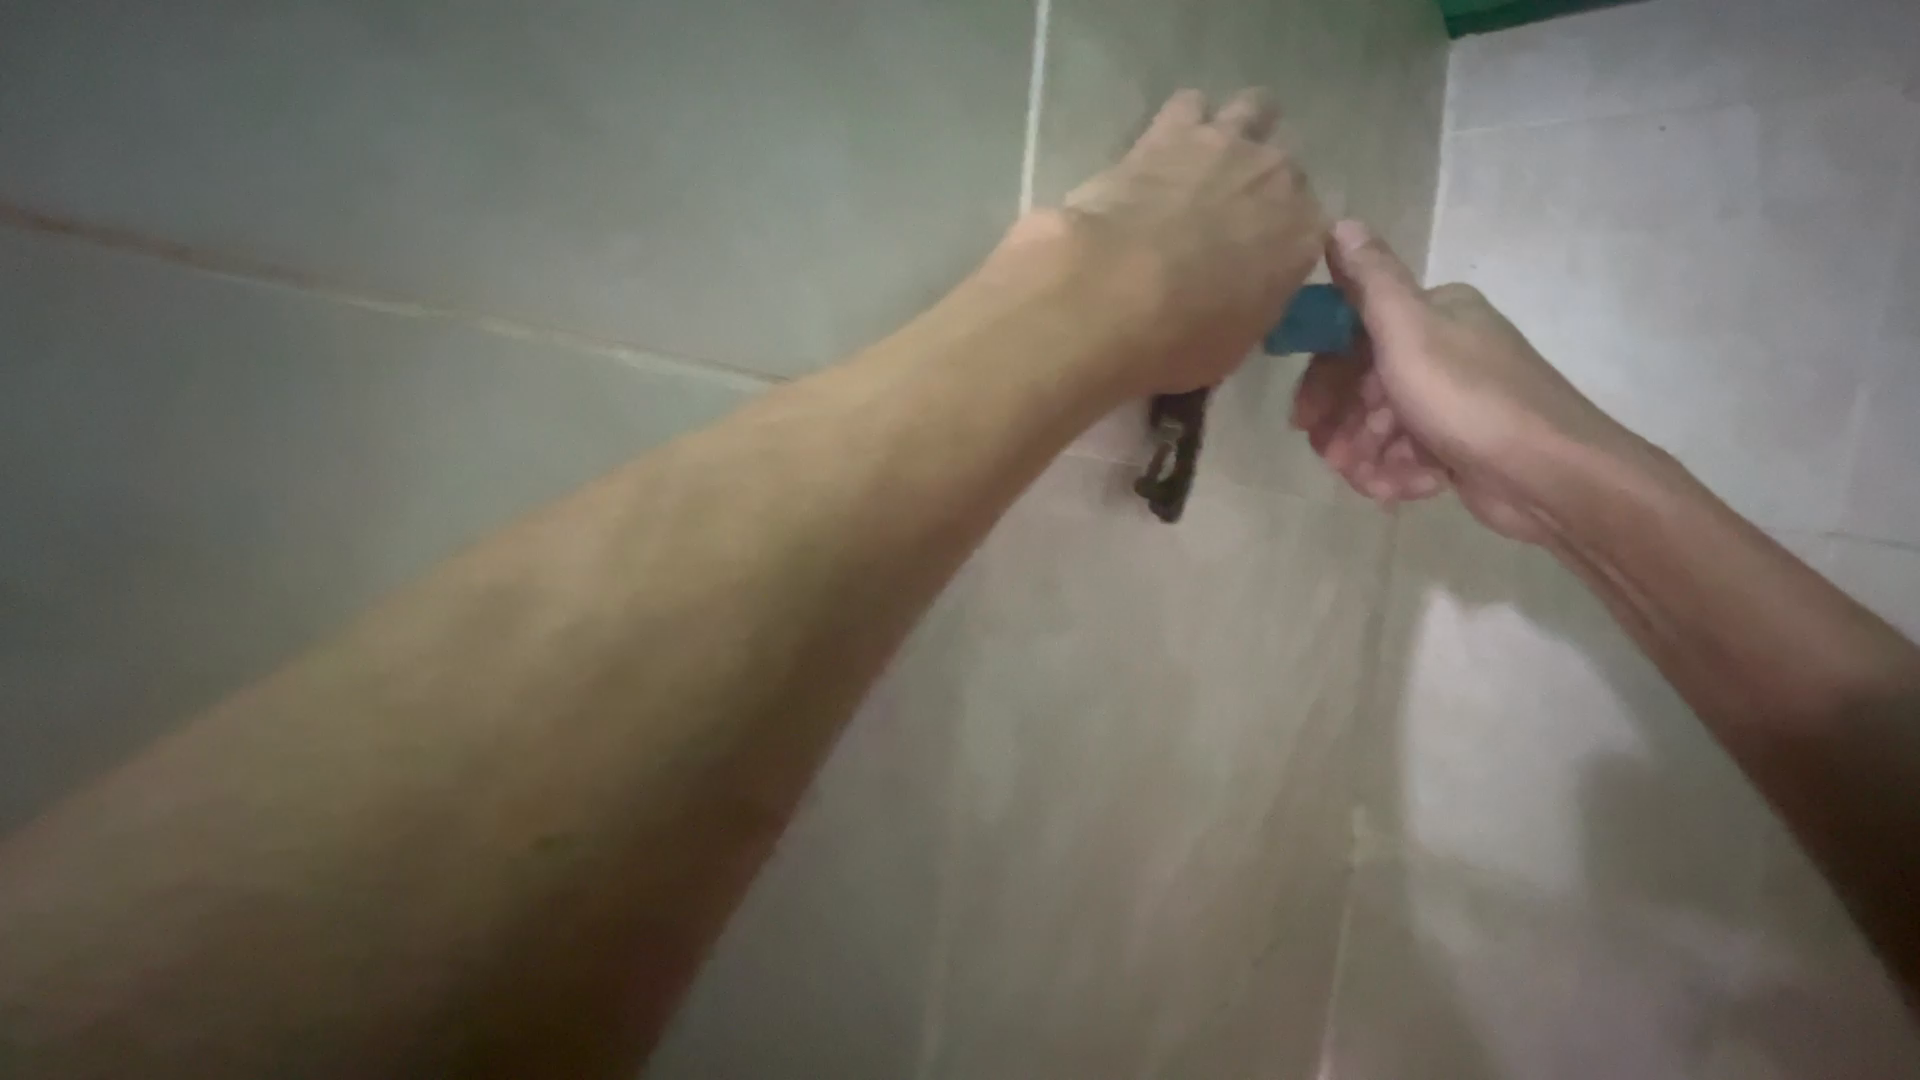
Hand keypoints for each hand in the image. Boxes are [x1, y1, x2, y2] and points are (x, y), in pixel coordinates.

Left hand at [1009, 88, 1327, 397]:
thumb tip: (1235, 304)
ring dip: (1234, 133)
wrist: (1111, 296)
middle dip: (1258, 185)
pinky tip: (1159, 149)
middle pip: (1281, 166)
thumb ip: (1247, 313)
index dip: (1280, 240)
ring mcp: (1225, 145)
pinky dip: (1179, 122)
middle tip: (1221, 215)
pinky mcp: (1168, 130)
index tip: (1253, 259)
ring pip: (1253, 111)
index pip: (1308, 226)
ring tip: (1203, 164)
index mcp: (1302, 237)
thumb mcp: (1228, 348)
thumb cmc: (1176, 341)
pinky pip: (1189, 105)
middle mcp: (1277, 179)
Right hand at [1292, 221, 1622, 542]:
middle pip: (1362, 387)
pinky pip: (1408, 453)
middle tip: (1331, 458)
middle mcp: (1444, 348)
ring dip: (1366, 456)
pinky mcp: (1460, 442)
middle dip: (1343, 426)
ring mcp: (1453, 399)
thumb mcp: (1409, 334)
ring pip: (1381, 426)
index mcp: (1434, 314)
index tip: (1300, 419)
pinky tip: (1402, 490)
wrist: (1551, 477)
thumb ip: (1371, 282)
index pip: (1351, 338)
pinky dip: (1398, 472)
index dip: (1320, 378)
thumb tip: (1339, 222)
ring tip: (1369, 482)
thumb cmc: (1470, 401)